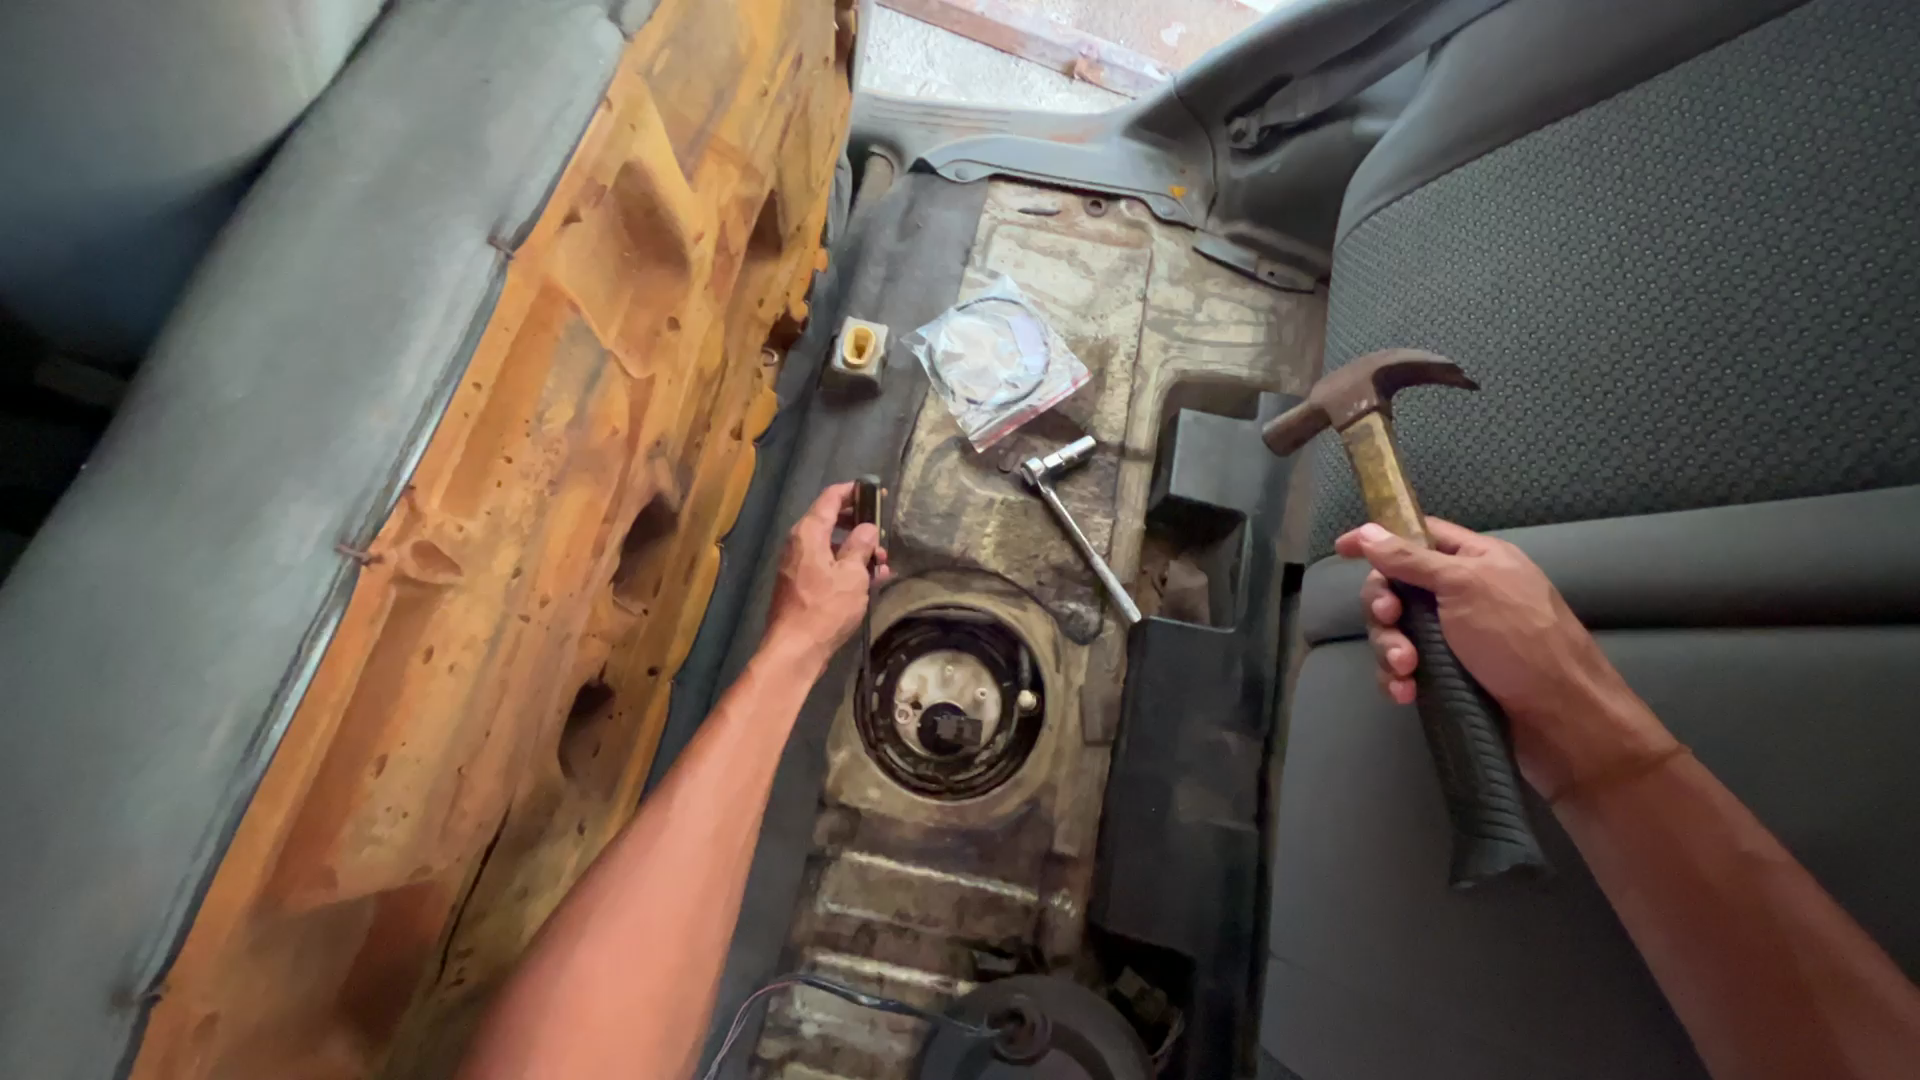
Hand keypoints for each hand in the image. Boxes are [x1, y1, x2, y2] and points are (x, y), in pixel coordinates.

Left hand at [763, 482, 890, 667]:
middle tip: (882, 533)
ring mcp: (797, 564)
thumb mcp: (852, 575)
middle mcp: (799, 542)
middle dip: (859, 524)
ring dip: (857, 549)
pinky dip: (846, 566)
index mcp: (809, 532)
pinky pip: (826, 564)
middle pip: (831, 520)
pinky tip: (870, 580)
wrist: (795, 649)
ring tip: (882, 563)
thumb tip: (867, 528)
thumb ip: (861, 546)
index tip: (877, 493)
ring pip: (831, 545)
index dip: (855, 491)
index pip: (831, 498)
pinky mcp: (800, 583)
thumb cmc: (826, 608)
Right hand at [1334, 519, 1674, 799]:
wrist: (1562, 720)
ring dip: (1390, 647)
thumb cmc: (1520, 640)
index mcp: (1475, 561)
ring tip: (1405, 669)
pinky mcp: (1446, 673)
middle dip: (1384, 607)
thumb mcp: (1465, 587)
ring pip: (1394, 630)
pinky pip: (1402, 666)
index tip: (1343, 549)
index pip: (1418, 535)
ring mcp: (1453, 636)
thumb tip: (1369, 532)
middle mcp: (1461, 594)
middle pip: (1396, 586)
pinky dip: (1397, 676)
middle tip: (1389, 619)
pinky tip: (1406, 691)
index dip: (1380, 539)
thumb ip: (1411, 559)